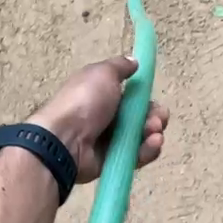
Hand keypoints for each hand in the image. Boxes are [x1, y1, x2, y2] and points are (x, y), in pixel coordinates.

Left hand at [27, 56, 168, 182]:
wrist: (65, 139)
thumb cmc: (84, 101)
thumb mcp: (102, 73)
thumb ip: (120, 67)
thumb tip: (134, 62)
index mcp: (101, 95)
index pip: (131, 97)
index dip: (146, 98)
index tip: (153, 98)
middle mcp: (105, 117)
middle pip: (139, 118)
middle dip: (154, 117)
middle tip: (158, 120)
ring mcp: (108, 141)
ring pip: (140, 137)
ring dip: (153, 133)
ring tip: (154, 132)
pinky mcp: (112, 161)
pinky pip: (136, 156)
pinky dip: (147, 150)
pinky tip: (153, 144)